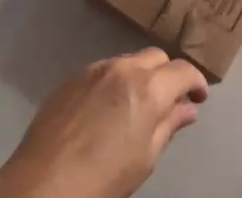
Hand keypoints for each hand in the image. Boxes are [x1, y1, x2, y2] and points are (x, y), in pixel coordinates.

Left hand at [0, 48, 210, 197]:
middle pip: (155, 57)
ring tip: (135, 106)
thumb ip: (168, 125)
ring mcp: (93, 70)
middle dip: (167, 75)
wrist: (42, 185)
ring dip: (139, 77)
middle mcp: (122, 68)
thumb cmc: (102, 179)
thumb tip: (187, 108)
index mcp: (147, 88)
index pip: (182, 70)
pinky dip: (113, 82)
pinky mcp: (70, 79)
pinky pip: (101, 71)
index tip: (199, 98)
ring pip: (127, 61)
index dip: (195, 82)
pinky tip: (105, 110)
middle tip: (169, 102)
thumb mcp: (145, 158)